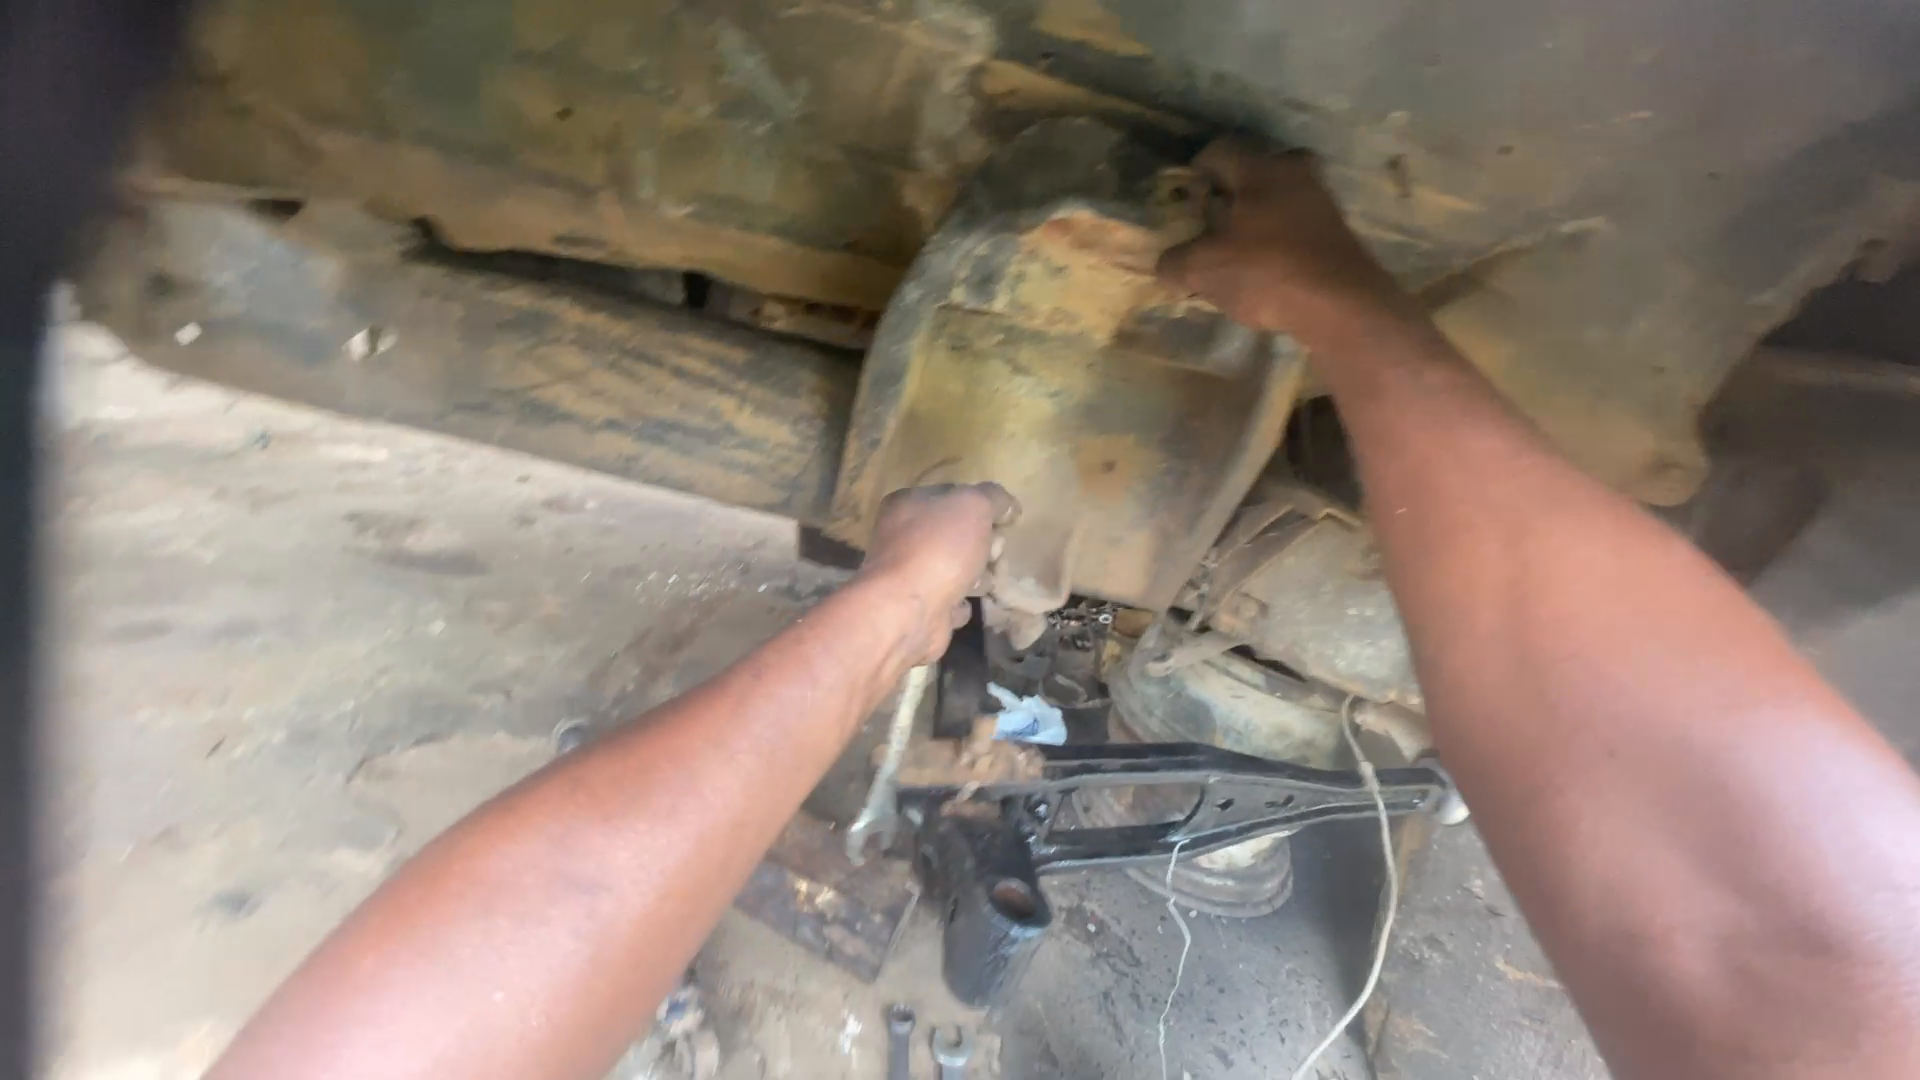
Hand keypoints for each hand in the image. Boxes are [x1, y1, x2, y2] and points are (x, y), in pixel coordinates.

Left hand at [857, 483, 1020, 662]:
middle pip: (955, 533)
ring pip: (954, 568)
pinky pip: (948, 599)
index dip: (981, 505)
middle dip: (982, 544)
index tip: (1003, 521)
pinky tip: (966, 604)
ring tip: (981, 583)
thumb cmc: (939, 548)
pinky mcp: (916, 607)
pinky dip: (960, 603)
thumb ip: (993, 497)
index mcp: (908, 503)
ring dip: (975, 576)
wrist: (908, 611)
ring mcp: (907, 574)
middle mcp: (902, 536)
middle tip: (993, 553)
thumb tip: (1008, 506)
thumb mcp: (973, 505)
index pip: (952, 495)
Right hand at [1157, 140, 1411, 337]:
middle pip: (1254, 169)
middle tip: (1211, 219)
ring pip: (1277, 197)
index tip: (1183, 196)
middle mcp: (1296, 172)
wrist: (1339, 305)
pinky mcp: (1335, 232)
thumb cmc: (1265, 273)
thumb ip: (1175, 262)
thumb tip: (1166, 263)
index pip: (1219, 150)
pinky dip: (1276, 238)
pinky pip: (1295, 224)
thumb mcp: (1202, 271)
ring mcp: (1321, 201)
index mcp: (1261, 169)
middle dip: (1230, 191)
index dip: (1194, 170)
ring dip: (1255, 216)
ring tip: (1234, 250)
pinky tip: (1263, 267)